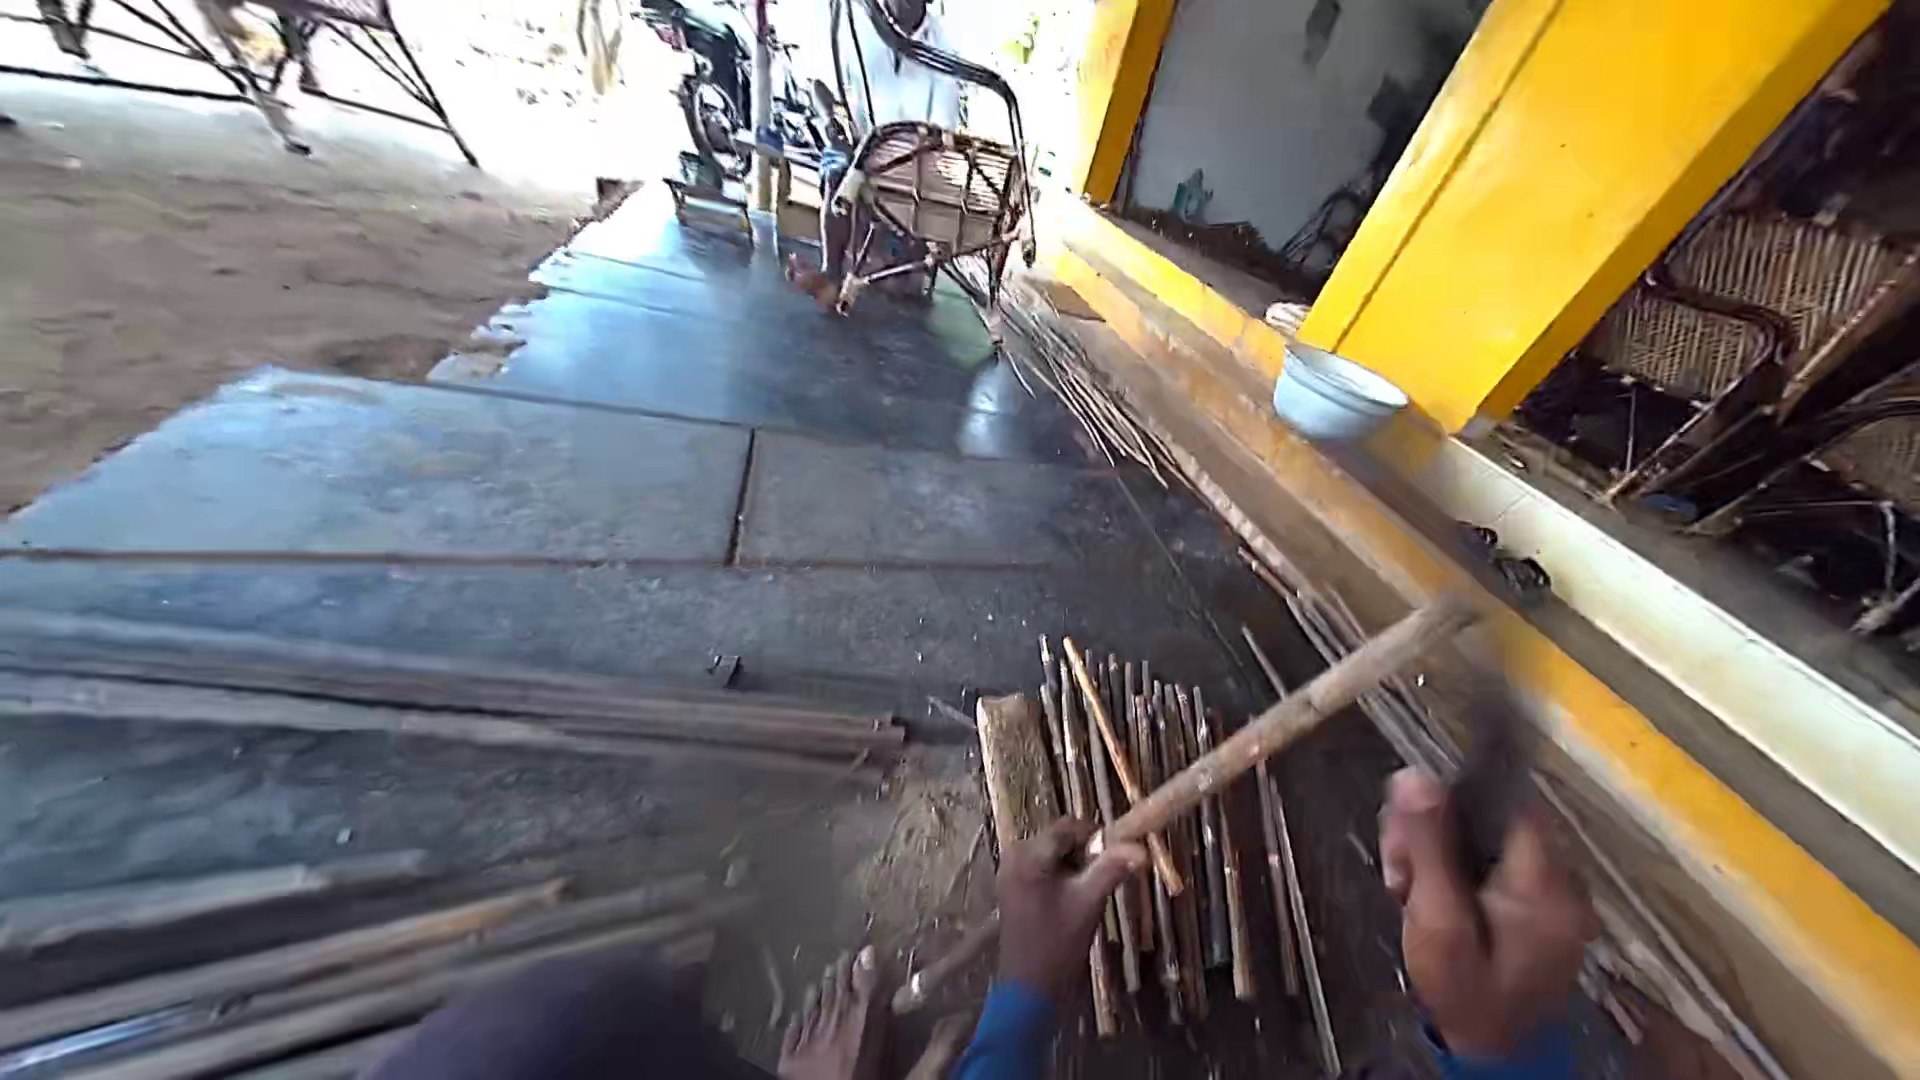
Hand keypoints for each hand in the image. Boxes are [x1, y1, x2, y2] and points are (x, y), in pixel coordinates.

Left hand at [994, 818, 1146, 997]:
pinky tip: (1069, 898)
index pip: (1068, 826)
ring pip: (1051, 851)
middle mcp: (1014, 853)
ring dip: (1072, 864)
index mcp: (1029, 853)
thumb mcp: (1088, 903)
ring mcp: (1009, 869)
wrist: (1029, 991)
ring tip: (1086, 890)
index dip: (1095, 836)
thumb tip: (1140, 848)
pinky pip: (1040, 865)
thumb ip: (1111, 869)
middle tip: (1100, 878)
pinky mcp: (1010, 885)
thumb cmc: (1058, 945)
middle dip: (1083, 852)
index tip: (1115, 856)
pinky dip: (1058, 873)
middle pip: (1058, 837)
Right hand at [1379, 768, 1594, 1057]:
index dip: (1456, 796)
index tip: (1411, 817)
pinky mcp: (1525, 904)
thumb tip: (1414, 775)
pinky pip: (1478, 858)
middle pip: (1484, 816)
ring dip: (1428, 846)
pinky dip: (1442, 863)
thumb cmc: (1462, 985)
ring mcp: (1543, 895)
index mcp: (1545, 886)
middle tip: (1398, 865)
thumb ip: (1427, 844)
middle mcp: (1556, 884)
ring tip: (1404, 882)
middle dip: (1428, 828)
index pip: (1511, 803)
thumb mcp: (1436, 914)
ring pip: (1474, 834)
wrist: (1487, 1051)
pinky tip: (1419, 887)